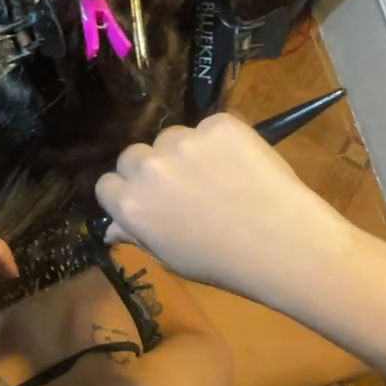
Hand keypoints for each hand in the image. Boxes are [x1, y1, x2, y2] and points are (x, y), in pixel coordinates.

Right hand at [95, 114, 352, 296]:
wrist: (279, 242)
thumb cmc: (219, 262)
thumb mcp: (169, 257)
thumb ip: (137, 235)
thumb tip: (112, 228)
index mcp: (130, 205)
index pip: (106, 184)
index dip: (124, 192)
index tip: (145, 202)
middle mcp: (149, 168)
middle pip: (133, 156)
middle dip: (149, 169)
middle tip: (179, 188)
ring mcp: (184, 141)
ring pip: (171, 138)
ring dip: (182, 152)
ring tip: (213, 177)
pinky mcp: (219, 124)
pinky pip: (208, 127)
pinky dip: (218, 142)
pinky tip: (238, 166)